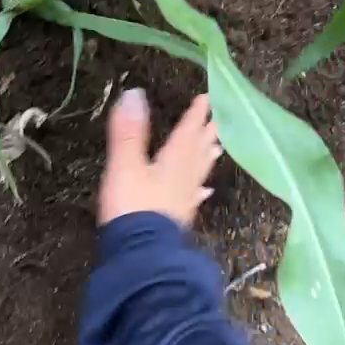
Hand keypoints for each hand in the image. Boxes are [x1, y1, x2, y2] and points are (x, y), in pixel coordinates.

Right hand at [97, 89, 223, 228]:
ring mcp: (183, 199)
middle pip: (198, 151)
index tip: (208, 97)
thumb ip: (128, 132)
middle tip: (220, 119)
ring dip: (206, 159)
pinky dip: (198, 191)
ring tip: (217, 148)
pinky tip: (203, 193)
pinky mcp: (177, 218)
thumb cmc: (132, 206)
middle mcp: (184, 177)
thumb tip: (134, 94)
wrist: (141, 250)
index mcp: (173, 161)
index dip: (196, 114)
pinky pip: (193, 198)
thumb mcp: (124, 165)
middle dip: (206, 133)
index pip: (187, 132)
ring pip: (199, 173)